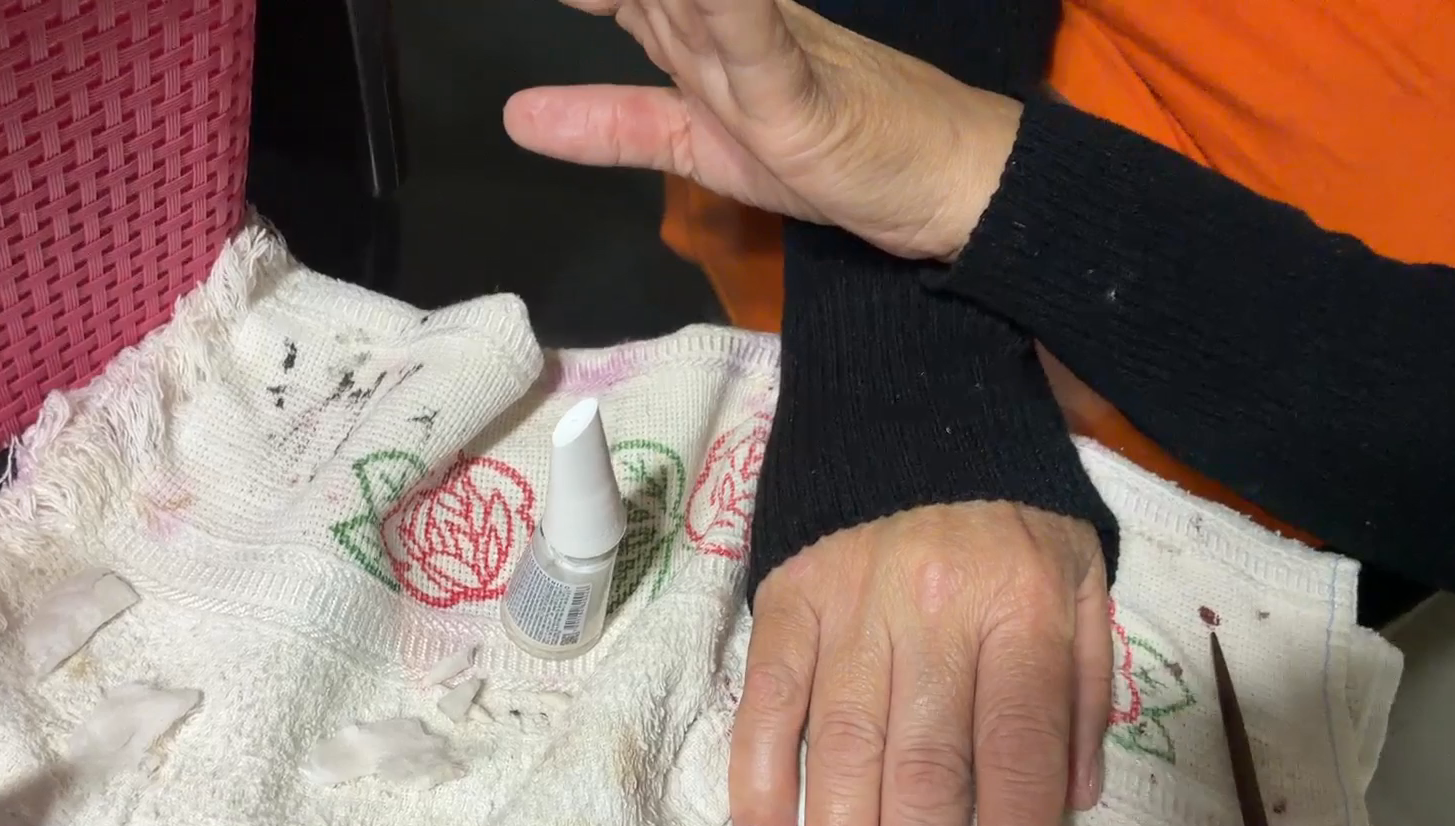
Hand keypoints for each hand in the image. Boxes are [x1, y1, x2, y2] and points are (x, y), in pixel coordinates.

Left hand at [504, 0, 1022, 259]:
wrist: (936, 178)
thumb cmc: (830, 156)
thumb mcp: (696, 148)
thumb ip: (614, 126)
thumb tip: (518, 117)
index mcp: (698, 37)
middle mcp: (722, 27)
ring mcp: (764, 54)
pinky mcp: (801, 95)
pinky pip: (755, 45)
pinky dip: (727, 9)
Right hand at [732, 504, 1110, 825]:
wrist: (907, 414)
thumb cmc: (1004, 508)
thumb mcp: (1082, 577)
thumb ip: (1084, 686)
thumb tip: (1067, 803)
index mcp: (1020, 614)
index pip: (1020, 756)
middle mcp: (931, 621)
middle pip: (921, 769)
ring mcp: (846, 611)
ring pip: (838, 746)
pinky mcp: (784, 601)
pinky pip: (766, 694)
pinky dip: (757, 769)